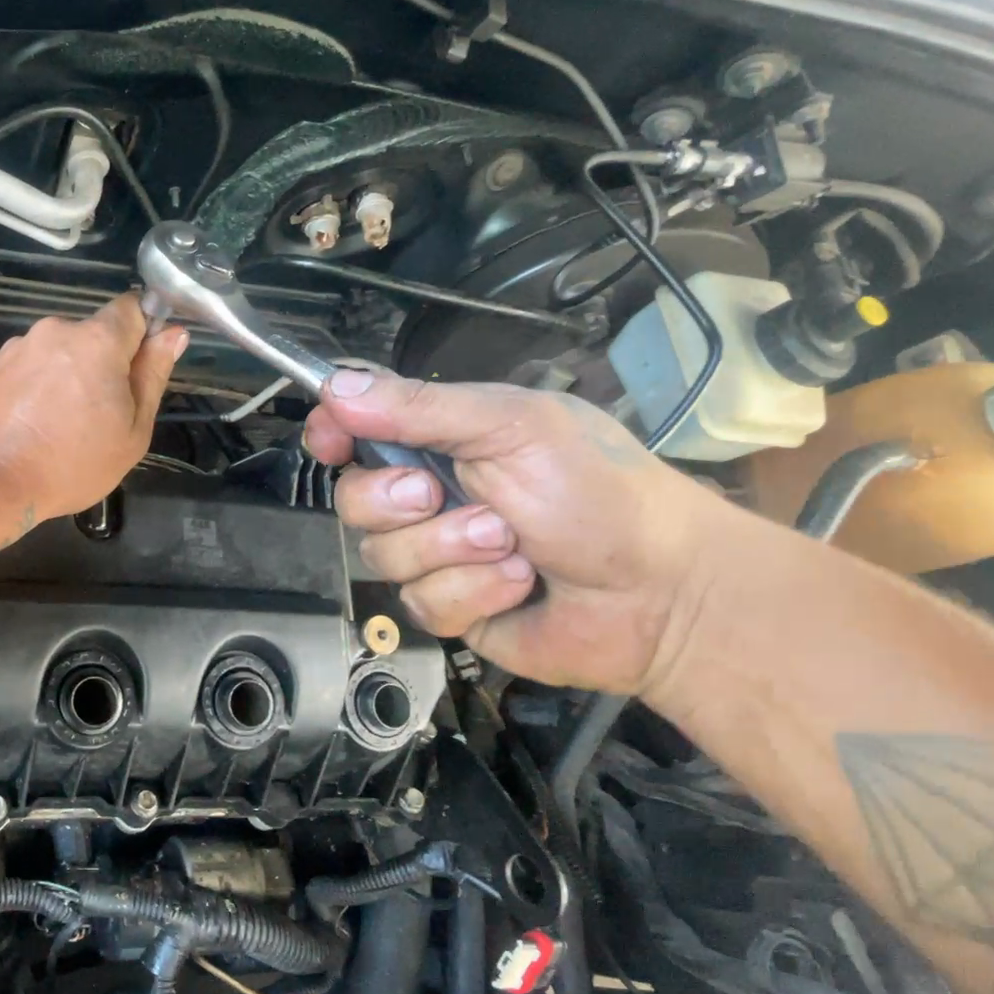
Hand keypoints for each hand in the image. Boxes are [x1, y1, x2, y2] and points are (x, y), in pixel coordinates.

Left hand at [0, 295, 187, 519]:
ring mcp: (20, 347)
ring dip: (68, 378)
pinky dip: (39, 389)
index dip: (143, 333)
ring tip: (62, 427)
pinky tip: (33, 426)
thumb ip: (153, 376)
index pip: (132, 308)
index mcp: (97, 339)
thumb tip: (173, 334)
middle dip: (103, 365)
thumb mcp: (132, 430)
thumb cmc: (72, 463)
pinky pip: (32, 370)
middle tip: (101, 415)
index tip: (141, 370)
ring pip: (60, 354)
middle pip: (94, 335)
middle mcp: (56, 330)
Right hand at [305, 368, 735, 694]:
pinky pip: (420, 604)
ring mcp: (434, 555)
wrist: (662, 592)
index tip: (331, 442)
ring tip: (514, 545)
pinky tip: (518, 585)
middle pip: (353, 499)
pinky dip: (474, 593)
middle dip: (397, 502)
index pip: (357, 429)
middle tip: (446, 495)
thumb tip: (335, 386)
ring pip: (384, 557)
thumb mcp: (514, 428)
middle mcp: (428, 496)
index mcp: (442, 441)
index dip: (331, 434)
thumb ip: (421, 407)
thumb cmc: (600, 494)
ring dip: (452, 550)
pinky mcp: (447, 608)